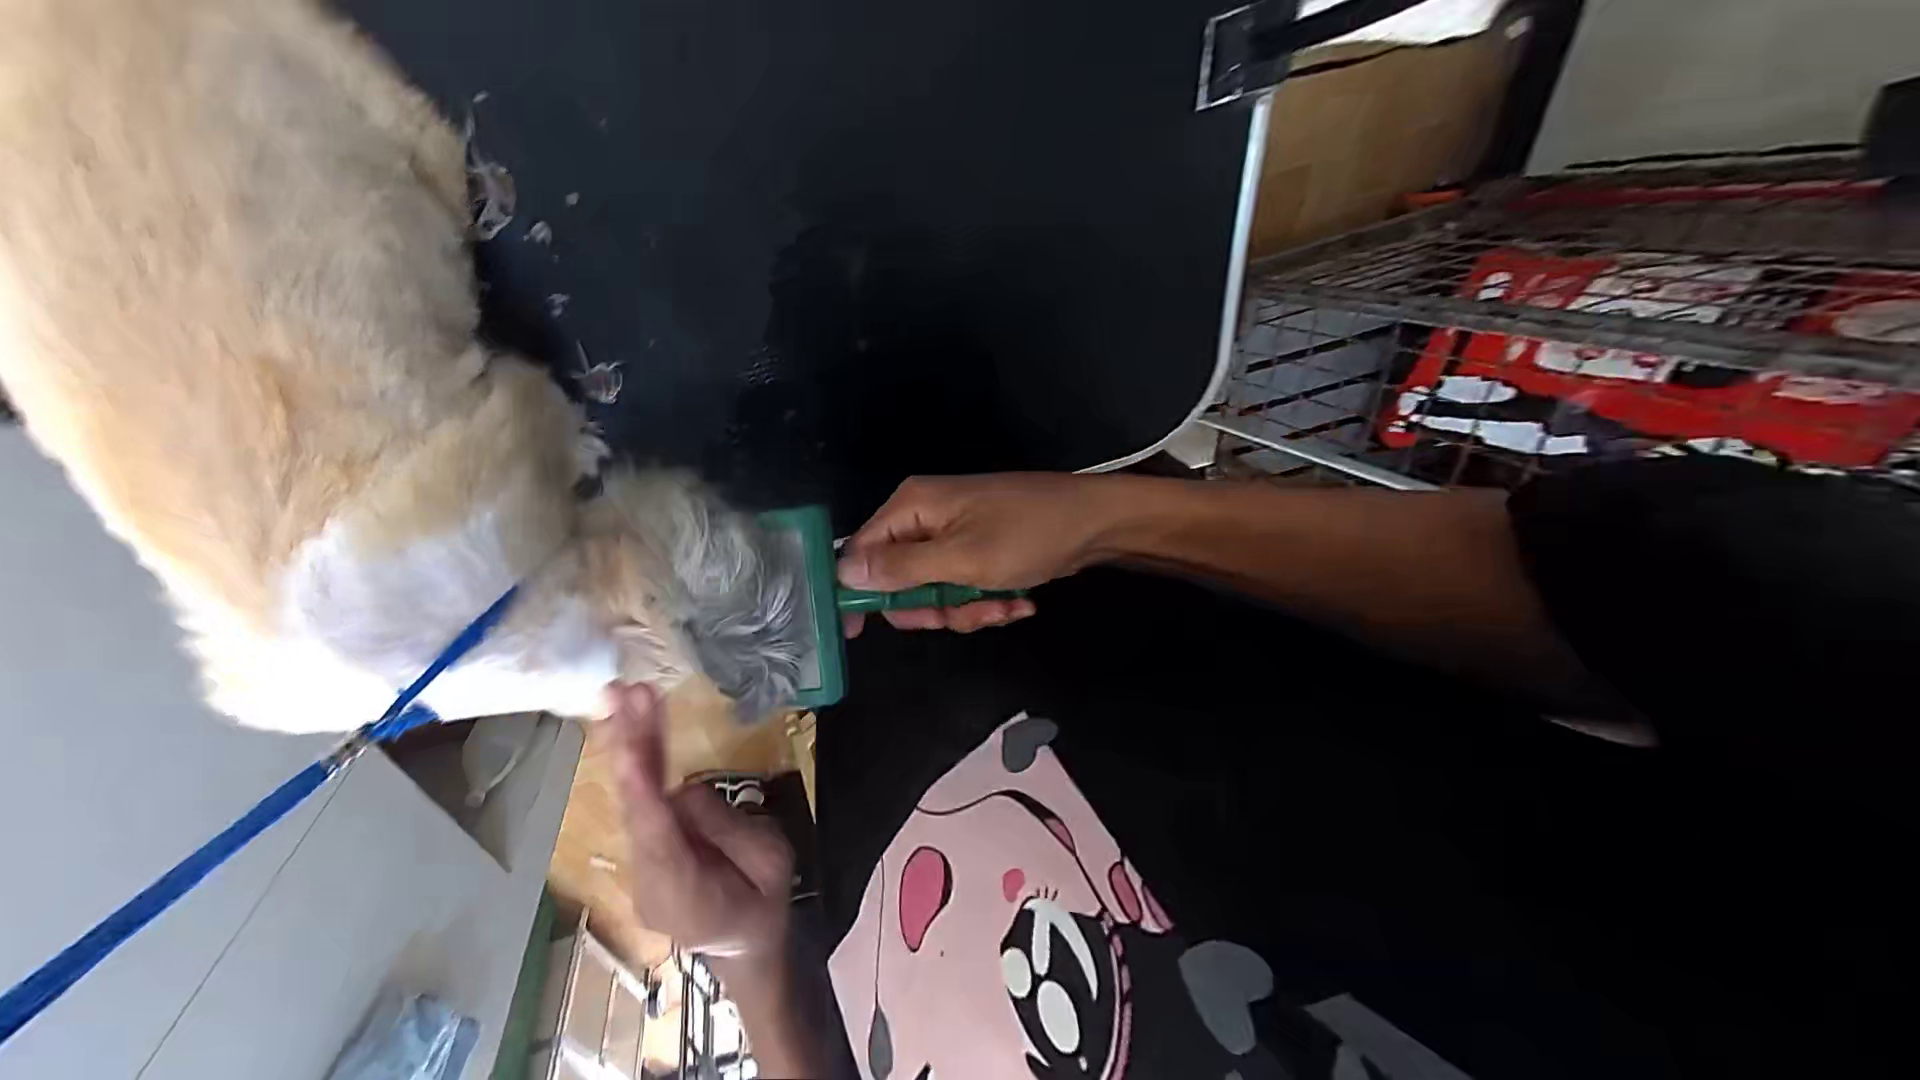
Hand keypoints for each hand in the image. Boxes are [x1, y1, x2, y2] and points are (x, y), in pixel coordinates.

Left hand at [608, 683, 792, 962]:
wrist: (745, 947)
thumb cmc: (764, 903)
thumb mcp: (770, 862)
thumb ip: (728, 827)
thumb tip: (686, 790)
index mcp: (681, 889)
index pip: (656, 831)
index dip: (640, 783)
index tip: (628, 742)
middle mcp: (647, 877)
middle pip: (632, 808)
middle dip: (625, 749)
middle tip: (619, 697)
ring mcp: (640, 866)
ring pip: (630, 800)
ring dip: (632, 744)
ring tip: (630, 696)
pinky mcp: (645, 850)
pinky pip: (640, 802)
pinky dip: (640, 761)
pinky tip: (642, 724)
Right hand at [837, 473, 1133, 635]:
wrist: (1098, 524)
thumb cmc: (1028, 535)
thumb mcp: (962, 559)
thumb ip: (901, 568)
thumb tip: (842, 573)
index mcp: (912, 507)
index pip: (860, 552)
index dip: (858, 592)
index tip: (858, 632)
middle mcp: (926, 518)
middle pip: (898, 579)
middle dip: (933, 607)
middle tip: (960, 615)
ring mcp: (955, 534)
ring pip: (935, 591)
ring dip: (967, 609)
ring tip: (1004, 605)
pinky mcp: (979, 550)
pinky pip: (963, 587)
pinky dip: (987, 601)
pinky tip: (1019, 601)